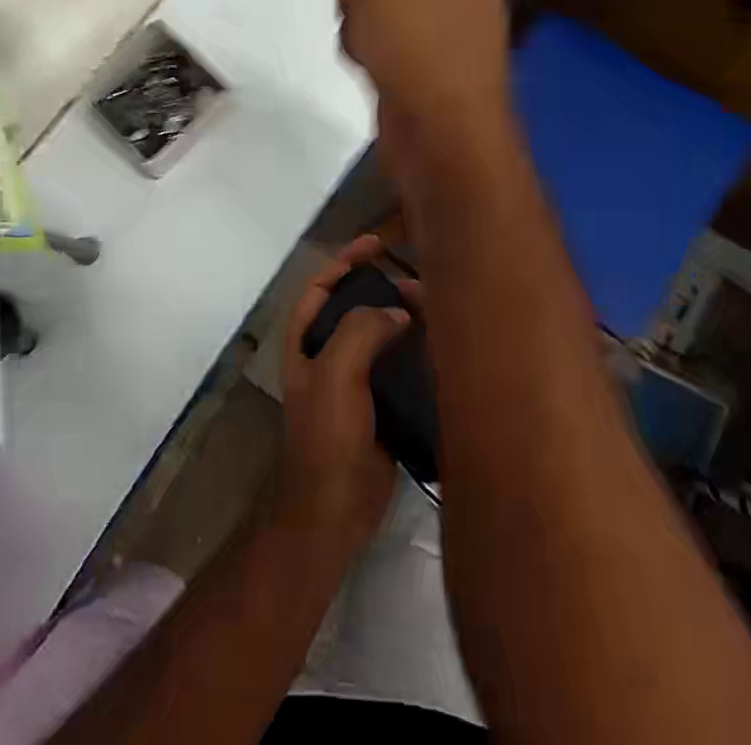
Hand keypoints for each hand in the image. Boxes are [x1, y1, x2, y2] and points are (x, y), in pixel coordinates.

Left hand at [272, 235, 407, 555]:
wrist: (336, 507)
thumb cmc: (327, 438)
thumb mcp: (335, 376)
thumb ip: (359, 332)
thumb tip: (396, 312)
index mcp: (306, 343)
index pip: (321, 288)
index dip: (344, 261)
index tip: (377, 244)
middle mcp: (328, 356)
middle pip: (356, 309)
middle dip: (384, 290)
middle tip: (421, 284)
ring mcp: (355, 381)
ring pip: (382, 337)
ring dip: (407, 321)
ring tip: (439, 310)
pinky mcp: (381, 405)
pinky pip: (401, 368)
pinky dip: (419, 353)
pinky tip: (444, 347)